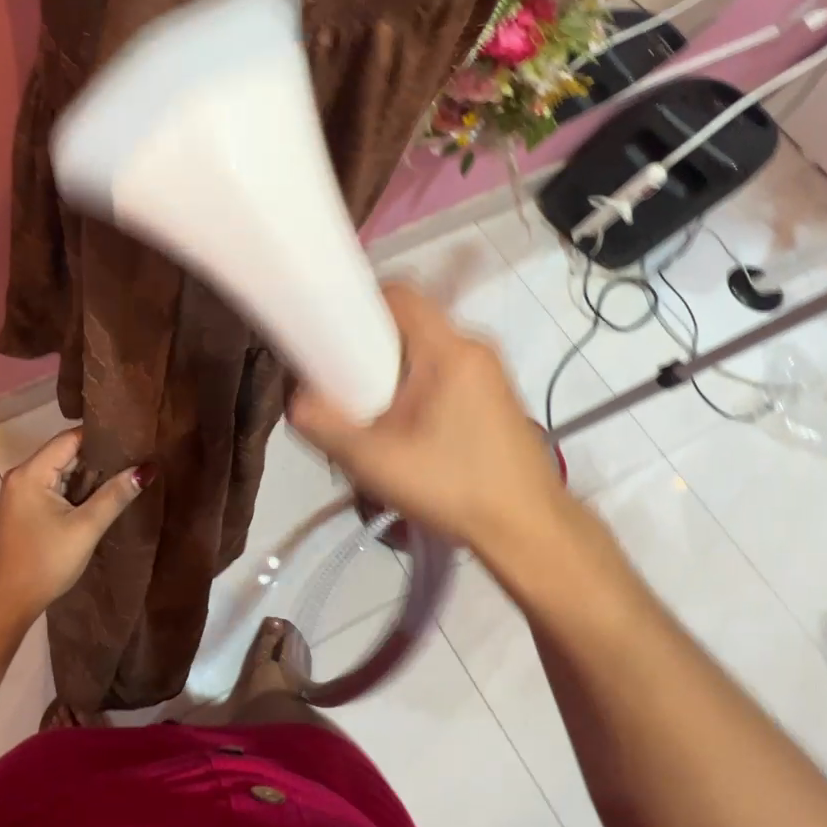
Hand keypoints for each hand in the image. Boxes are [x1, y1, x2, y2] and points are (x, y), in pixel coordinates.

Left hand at [0, 429, 151, 625]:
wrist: (6, 603)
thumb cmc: (45, 563)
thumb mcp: (85, 528)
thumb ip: (115, 495)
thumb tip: (147, 468)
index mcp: (31, 472)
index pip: (69, 438)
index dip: (101, 436)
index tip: (132, 437)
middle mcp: (21, 475)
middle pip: (65, 452)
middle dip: (98, 456)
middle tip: (135, 456)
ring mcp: (21, 492)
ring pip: (60, 471)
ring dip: (88, 474)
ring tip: (125, 472)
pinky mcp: (24, 508)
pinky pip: (53, 487)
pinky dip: (75, 489)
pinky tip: (100, 494)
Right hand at [289, 282, 575, 555]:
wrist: (530, 532)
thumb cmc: (453, 487)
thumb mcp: (372, 460)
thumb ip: (323, 424)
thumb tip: (296, 399)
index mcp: (448, 350)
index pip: (398, 294)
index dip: (358, 303)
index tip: (329, 335)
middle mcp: (473, 349)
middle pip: (406, 325)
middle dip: (367, 348)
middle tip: (340, 388)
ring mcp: (488, 374)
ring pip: (422, 352)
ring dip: (390, 374)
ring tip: (368, 418)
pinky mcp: (494, 398)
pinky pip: (441, 374)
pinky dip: (413, 389)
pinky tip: (402, 433)